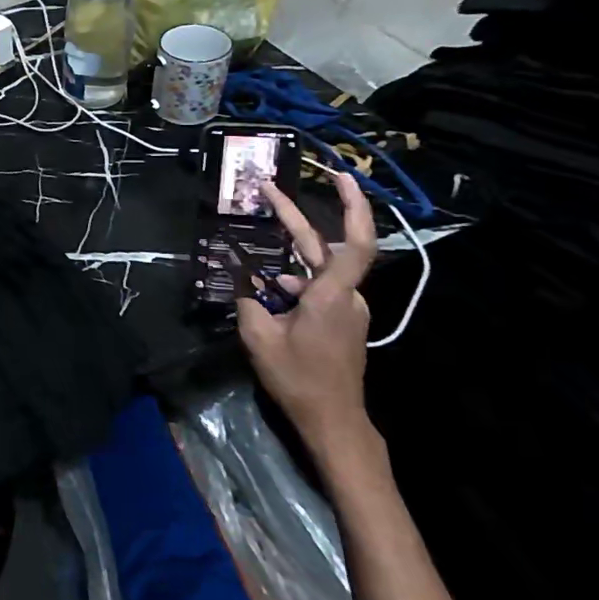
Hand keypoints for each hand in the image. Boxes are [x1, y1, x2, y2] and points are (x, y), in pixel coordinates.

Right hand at [237, 172, 379, 447]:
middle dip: (294, 218)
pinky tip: (269, 295)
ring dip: (287, 266)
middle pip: (323, 248)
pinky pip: (318, 292)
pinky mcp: (343, 322)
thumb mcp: (260, 339)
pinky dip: (294, 287)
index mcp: (332, 296)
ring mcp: (347, 310)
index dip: (354, 206)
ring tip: (254, 269)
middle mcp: (346, 296)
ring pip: (316, 273)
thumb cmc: (299, 380)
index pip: (355, 242)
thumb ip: (248, 302)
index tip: (341, 176)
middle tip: (266, 190)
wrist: (333, 422)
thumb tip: (242, 280)